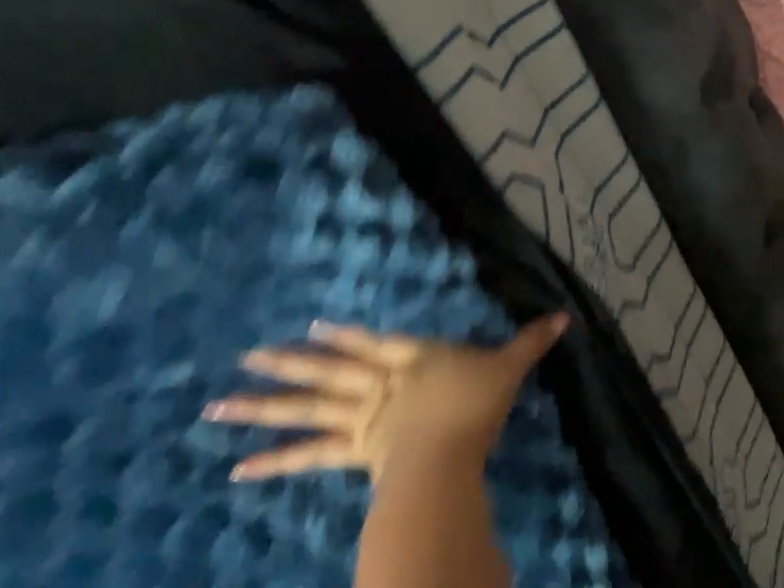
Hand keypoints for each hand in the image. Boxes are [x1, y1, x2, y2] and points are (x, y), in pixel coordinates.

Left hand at [203, 314, 569, 481]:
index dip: (346, 335)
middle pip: (329, 370)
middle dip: (288, 363)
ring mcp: (359, 418)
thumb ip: (531, 342)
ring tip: (217, 406)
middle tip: (245, 357)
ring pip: (307, 409)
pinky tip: (238, 468)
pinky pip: (309, 457)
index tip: (312, 328)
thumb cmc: (477, 405)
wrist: (445, 454)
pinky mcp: (351, 452)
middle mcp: (378, 383)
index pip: (374, 342)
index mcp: (413, 358)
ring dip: (263, 406)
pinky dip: (275, 463)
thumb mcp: (509, 367)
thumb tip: (566, 314)